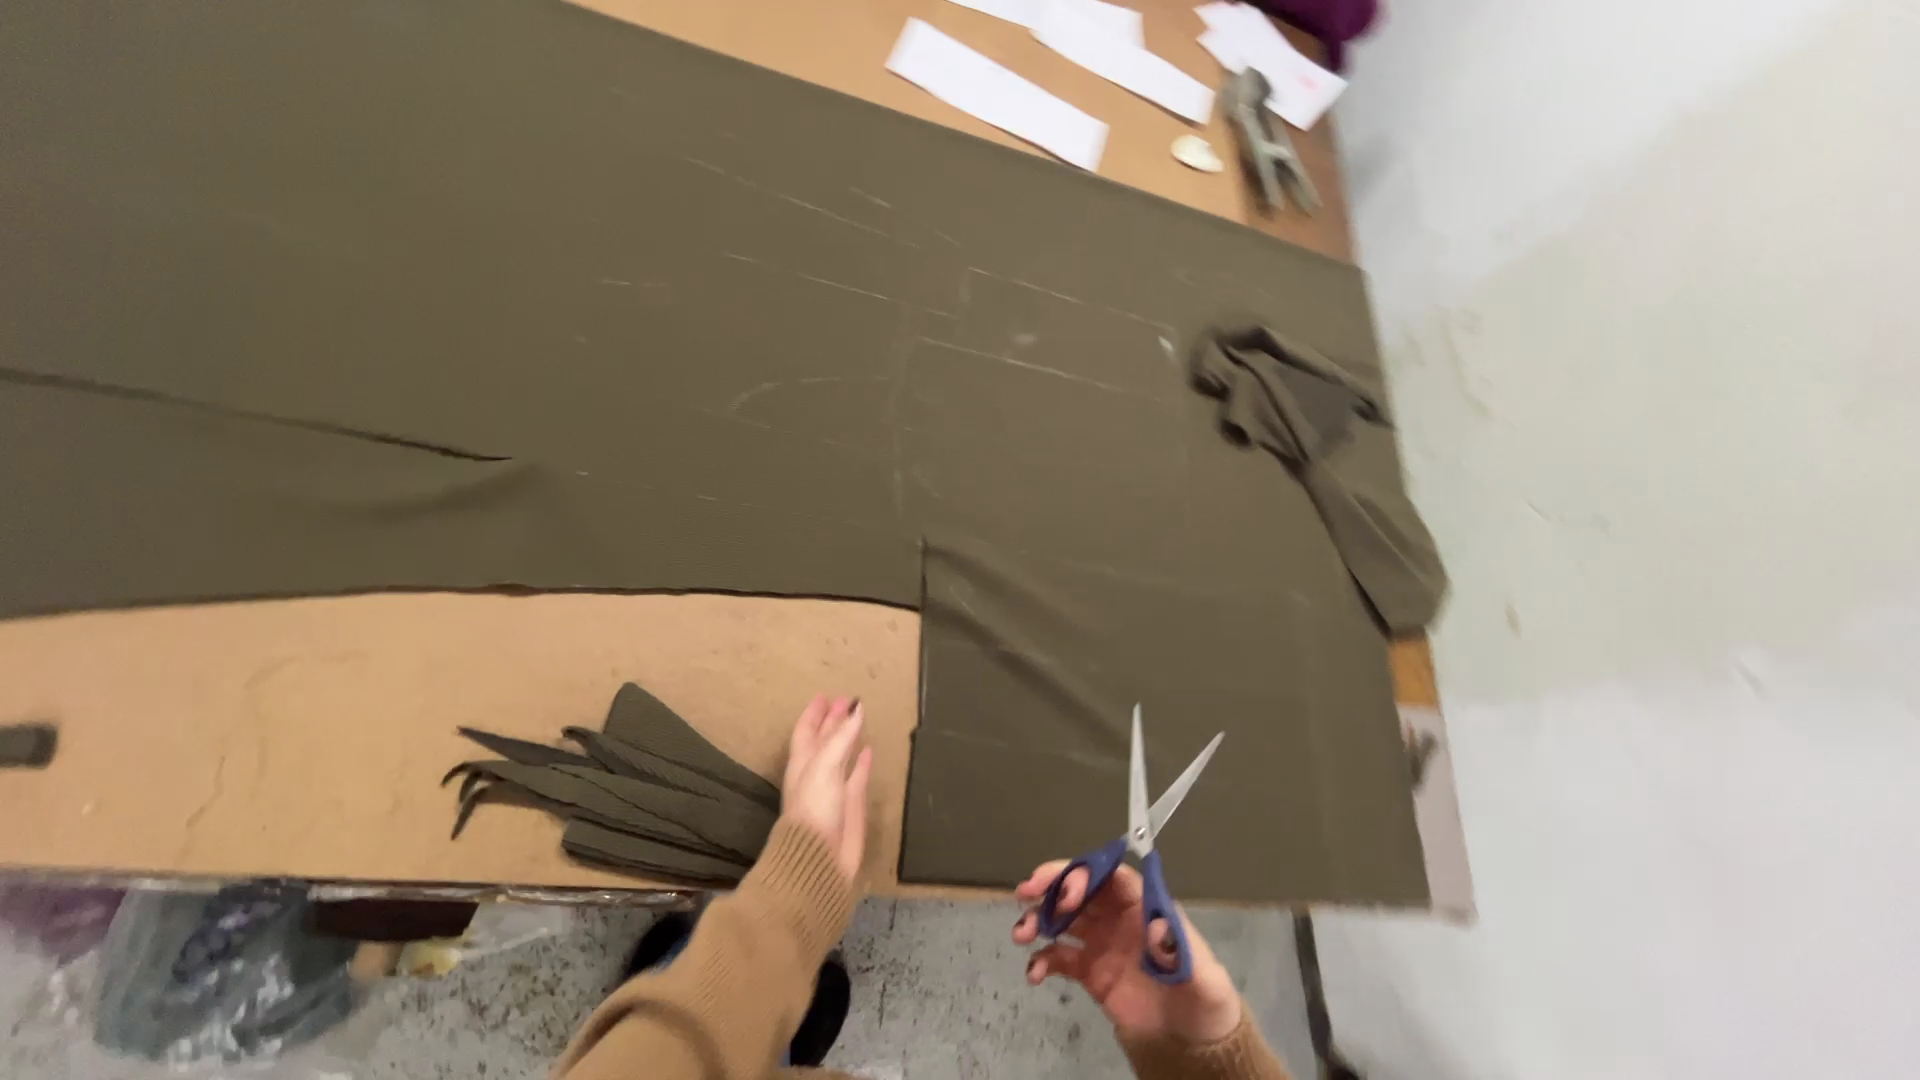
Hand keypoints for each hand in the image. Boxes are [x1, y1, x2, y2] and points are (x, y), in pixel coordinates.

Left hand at [780, 695, 872, 880]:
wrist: (820, 858)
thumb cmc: (814, 809)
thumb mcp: (825, 767)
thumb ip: (842, 738)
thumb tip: (857, 708)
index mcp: (803, 763)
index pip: (807, 731)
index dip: (814, 713)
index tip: (825, 695)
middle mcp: (816, 772)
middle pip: (824, 739)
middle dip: (833, 720)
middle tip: (846, 700)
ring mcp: (833, 788)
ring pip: (841, 755)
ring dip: (848, 737)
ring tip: (859, 718)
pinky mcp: (850, 803)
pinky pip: (857, 775)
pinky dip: (862, 761)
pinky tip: (870, 750)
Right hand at [1012, 861, 1240, 1043]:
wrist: (1192, 1047)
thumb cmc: (1203, 1001)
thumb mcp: (1203, 975)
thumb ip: (1181, 950)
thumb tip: (1158, 923)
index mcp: (1144, 908)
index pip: (1110, 877)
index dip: (1085, 875)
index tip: (1064, 889)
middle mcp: (1118, 917)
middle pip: (1080, 889)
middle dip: (1051, 886)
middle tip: (1025, 893)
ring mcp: (1100, 943)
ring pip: (1063, 918)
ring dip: (1038, 919)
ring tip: (1021, 934)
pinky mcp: (1089, 972)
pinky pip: (1058, 957)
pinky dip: (1041, 960)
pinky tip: (1034, 972)